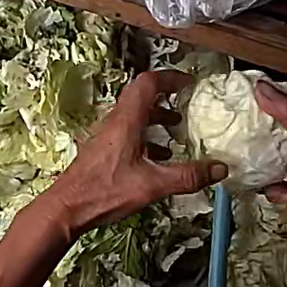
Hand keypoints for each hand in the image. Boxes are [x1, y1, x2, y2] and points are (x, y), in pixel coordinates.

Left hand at [38, 70, 227, 236]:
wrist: (66, 208)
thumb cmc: (106, 191)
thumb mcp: (153, 184)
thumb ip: (187, 176)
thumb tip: (220, 169)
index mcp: (127, 120)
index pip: (148, 83)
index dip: (170, 78)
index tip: (189, 83)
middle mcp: (115, 122)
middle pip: (141, 96)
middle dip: (166, 95)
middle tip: (185, 102)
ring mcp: (107, 135)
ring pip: (134, 115)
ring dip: (156, 116)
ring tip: (176, 128)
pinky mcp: (103, 150)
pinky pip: (128, 132)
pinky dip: (146, 135)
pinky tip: (158, 155)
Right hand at [254, 81, 286, 254]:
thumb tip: (262, 87)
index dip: (275, 94)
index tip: (250, 90)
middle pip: (276, 128)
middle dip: (259, 126)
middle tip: (238, 120)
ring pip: (268, 156)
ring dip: (259, 160)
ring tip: (245, 156)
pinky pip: (267, 182)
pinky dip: (270, 188)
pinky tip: (280, 192)